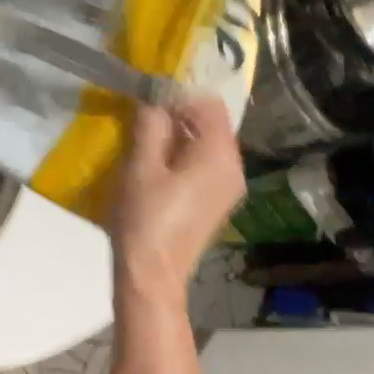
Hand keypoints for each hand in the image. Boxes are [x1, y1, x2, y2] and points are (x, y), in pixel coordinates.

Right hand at [110, 98, 244, 300]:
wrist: (152, 275)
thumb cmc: (143, 221)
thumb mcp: (139, 171)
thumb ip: (150, 129)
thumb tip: (154, 100)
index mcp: (219, 153)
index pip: (208, 104)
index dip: (178, 98)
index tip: (146, 105)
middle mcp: (234, 167)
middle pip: (210, 127)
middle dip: (177, 122)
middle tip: (141, 131)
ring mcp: (228, 189)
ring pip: (206, 150)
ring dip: (178, 145)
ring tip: (144, 157)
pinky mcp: (216, 207)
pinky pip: (204, 172)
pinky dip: (183, 166)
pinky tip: (156, 181)